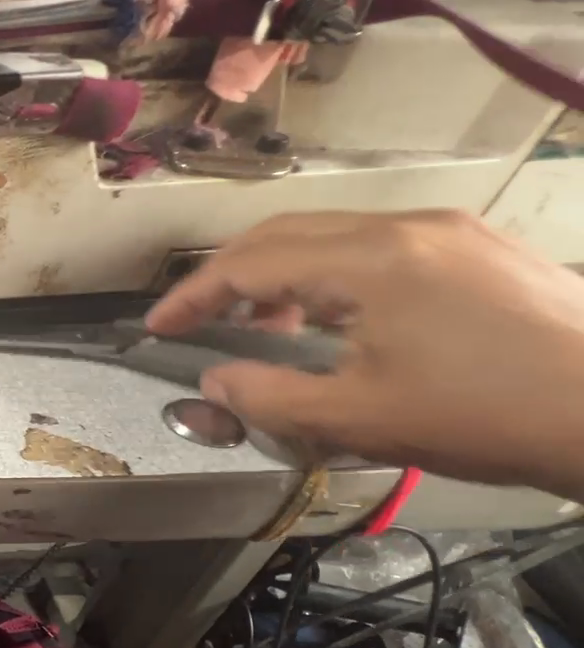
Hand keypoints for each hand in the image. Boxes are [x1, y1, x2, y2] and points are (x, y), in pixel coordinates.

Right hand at [146, 210, 583, 497]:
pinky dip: (325, 274)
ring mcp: (450, 233)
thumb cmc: (489, 415)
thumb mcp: (354, 418)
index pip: (249, 263)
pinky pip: (374, 245)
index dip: (191, 296)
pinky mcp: (477, 250)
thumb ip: (263, 396)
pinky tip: (327, 316)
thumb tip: (215, 380)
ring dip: (276, 273)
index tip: (158, 326)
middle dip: (225, 274)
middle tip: (194, 318)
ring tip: (259, 325)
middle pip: (283, 233)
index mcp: (372, 261)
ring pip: (328, 235)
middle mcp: (408, 229)